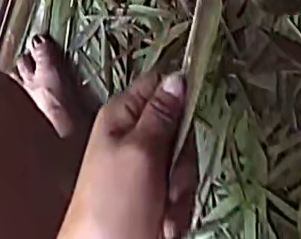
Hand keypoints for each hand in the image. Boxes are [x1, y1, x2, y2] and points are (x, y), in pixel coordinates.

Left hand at [58, 72, 197, 238]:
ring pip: (183, 163)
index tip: (186, 123)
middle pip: (177, 127)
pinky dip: (177, 212)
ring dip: (182, 191)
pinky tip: (165, 227)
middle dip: (183, 159)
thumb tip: (178, 76)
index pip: (158, 85)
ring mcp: (142, 171)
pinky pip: (179, 193)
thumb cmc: (114, 207)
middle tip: (171, 182)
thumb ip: (162, 115)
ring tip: (165, 212)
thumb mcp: (139, 153)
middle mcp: (132, 138)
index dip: (178, 98)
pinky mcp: (152, 200)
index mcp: (121, 116)